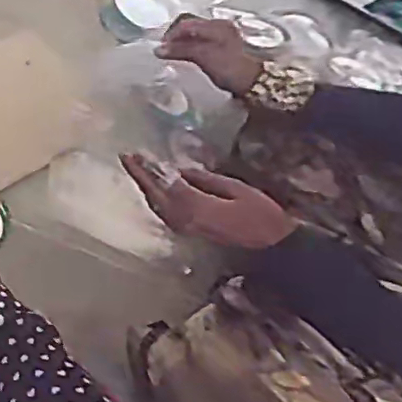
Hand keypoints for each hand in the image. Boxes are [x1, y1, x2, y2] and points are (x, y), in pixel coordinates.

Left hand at [121, 154, 297, 249]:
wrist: (273, 247)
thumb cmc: (261, 215)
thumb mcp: (236, 189)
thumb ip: (205, 179)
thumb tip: (179, 171)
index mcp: (194, 206)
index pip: (163, 184)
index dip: (146, 169)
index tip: (131, 155)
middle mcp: (182, 219)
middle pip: (153, 194)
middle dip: (139, 176)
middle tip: (128, 157)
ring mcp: (183, 227)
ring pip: (155, 204)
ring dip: (145, 186)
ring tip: (138, 168)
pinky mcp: (187, 231)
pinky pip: (163, 212)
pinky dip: (154, 198)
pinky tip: (153, 188)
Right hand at [155, 15, 263, 96]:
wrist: (253, 82)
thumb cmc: (228, 67)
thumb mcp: (202, 56)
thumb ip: (180, 50)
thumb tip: (157, 49)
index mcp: (216, 25)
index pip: (185, 24)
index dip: (171, 34)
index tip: (160, 48)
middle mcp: (220, 26)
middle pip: (190, 27)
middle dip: (176, 37)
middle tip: (165, 50)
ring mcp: (223, 35)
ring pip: (195, 34)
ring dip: (182, 42)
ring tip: (174, 54)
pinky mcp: (224, 45)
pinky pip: (201, 41)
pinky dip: (190, 46)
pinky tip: (187, 55)